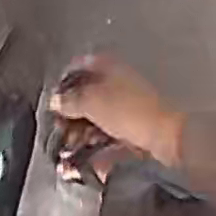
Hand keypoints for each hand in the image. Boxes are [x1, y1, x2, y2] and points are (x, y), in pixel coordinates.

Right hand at [48, 54, 186, 166]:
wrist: (164, 134)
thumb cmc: (126, 109)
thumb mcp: (92, 101)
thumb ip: (70, 100)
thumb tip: (53, 100)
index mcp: (105, 62)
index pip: (76, 66)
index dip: (62, 83)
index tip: (52, 103)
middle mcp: (114, 76)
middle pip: (85, 92)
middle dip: (70, 113)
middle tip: (60, 130)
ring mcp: (124, 99)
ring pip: (96, 113)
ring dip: (81, 130)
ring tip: (71, 147)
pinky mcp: (131, 121)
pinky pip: (108, 128)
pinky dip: (96, 139)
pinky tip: (87, 153)